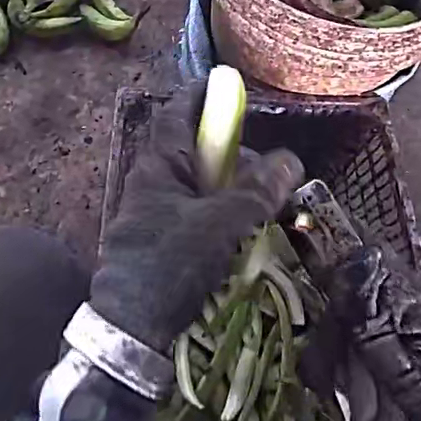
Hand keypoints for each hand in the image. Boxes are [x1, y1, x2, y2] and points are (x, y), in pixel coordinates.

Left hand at [89, 86, 303, 351]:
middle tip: (266, 165)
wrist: (129, 334)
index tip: (229, 86)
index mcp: (160, 165)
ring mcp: (156, 211)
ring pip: (201, 183)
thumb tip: (291, 160)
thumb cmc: (169, 266)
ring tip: (263, 203)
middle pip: (196, 149)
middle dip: (232, 151)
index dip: (203, 94)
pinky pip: (199, 210)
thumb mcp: (220, 225)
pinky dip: (222, 211)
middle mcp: (154, 181)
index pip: (179, 112)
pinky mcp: (162, 239)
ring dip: (231, 186)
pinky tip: (243, 229)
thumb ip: (256, 191)